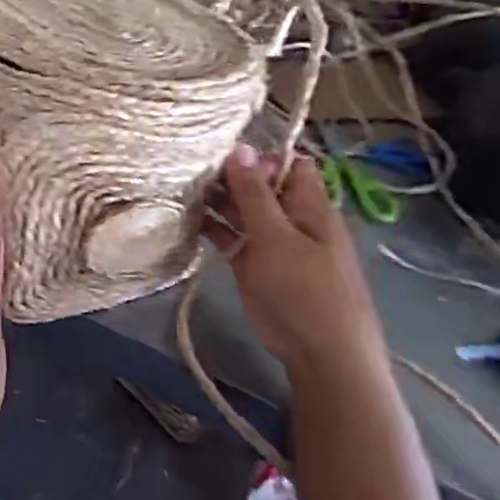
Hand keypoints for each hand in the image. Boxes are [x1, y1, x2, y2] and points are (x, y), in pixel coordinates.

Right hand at [204, 144, 385, 375]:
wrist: (319, 351)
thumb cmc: (305, 288)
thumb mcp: (276, 236)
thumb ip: (254, 193)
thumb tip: (240, 147)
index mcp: (308, 204)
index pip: (286, 164)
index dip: (258, 156)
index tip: (221, 154)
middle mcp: (289, 217)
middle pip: (259, 186)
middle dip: (228, 176)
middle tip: (189, 169)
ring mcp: (271, 241)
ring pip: (241, 210)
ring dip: (215, 200)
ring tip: (179, 188)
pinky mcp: (253, 264)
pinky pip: (231, 236)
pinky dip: (211, 227)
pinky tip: (184, 218)